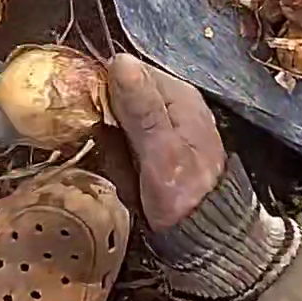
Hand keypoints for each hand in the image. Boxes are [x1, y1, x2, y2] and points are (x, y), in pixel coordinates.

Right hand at [106, 54, 224, 229]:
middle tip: (114, 151)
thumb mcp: (160, 151)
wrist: (207, 240)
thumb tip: (120, 60)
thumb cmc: (184, 197)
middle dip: (110, 123)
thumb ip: (141, 107)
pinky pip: (128, 143)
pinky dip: (122, 159)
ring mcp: (167, 126)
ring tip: (123, 169)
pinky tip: (126, 176)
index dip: (105, 90)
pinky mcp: (160, 148)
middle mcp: (174, 103)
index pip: (129, 71)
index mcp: (178, 95)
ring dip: (114, 145)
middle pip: (123, 96)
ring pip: (121, 122)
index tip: (93, 116)